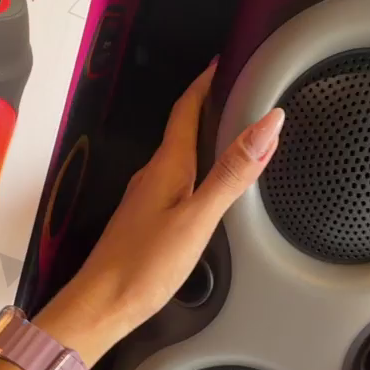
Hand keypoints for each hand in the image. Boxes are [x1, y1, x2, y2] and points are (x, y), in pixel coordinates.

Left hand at [35, 62, 284, 364]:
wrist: (102, 305)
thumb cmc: (143, 267)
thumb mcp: (198, 219)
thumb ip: (232, 174)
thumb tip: (267, 125)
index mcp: (166, 167)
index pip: (186, 110)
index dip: (206, 83)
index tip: (223, 64)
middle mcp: (151, 178)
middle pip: (182, 133)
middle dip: (208, 111)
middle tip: (235, 97)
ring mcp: (144, 202)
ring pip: (177, 161)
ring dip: (201, 145)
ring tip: (228, 140)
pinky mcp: (143, 224)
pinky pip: (172, 187)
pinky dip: (192, 176)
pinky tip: (202, 192)